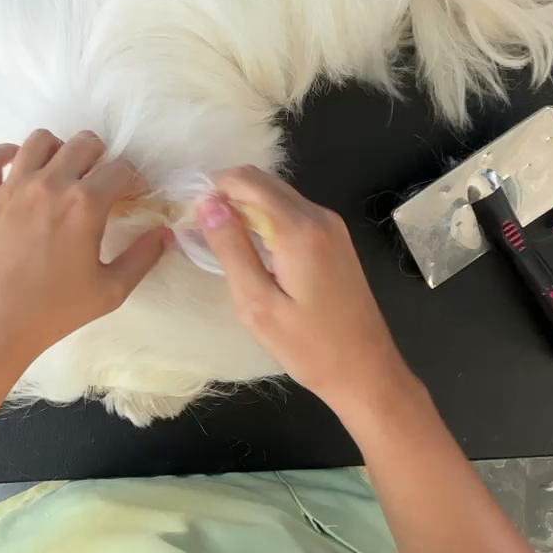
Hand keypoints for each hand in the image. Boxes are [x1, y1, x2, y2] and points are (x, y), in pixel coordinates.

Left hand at [0, 130, 171, 382]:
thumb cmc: (52, 312)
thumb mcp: (110, 292)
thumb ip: (142, 258)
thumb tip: (164, 234)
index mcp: (85, 204)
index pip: (121, 170)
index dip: (135, 180)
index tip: (134, 196)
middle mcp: (49, 183)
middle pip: (84, 144)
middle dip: (101, 158)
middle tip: (101, 183)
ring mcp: (11, 186)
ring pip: (39, 140)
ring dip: (59, 149)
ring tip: (62, 171)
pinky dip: (6, 153)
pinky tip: (16, 165)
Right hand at [197, 166, 414, 408]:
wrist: (365, 371)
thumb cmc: (307, 346)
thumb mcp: (256, 303)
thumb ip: (230, 248)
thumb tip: (207, 203)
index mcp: (299, 230)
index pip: (247, 182)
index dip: (213, 188)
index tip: (188, 211)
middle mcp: (320, 217)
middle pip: (263, 182)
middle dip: (227, 194)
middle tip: (198, 227)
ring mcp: (332, 226)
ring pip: (277, 195)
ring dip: (245, 206)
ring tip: (218, 239)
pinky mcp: (335, 240)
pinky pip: (291, 213)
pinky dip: (265, 219)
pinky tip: (250, 248)